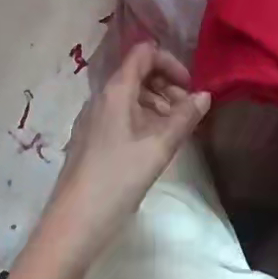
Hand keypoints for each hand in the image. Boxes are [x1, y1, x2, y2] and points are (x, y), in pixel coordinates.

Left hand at [40, 42, 210, 263]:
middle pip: (138, 73)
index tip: (189, 87)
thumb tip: (205, 95)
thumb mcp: (159, 147)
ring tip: (175, 130)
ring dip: (157, 103)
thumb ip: (185, 117)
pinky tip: (155, 145)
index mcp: (115, 91)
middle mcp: (101, 97)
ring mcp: (93, 119)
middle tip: (187, 112)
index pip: (144, 53)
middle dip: (167, 85)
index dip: (170, 62)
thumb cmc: (117, 179)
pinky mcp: (91, 140)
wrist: (72, 226)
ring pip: (130, 96)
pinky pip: (121, 115)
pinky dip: (143, 119)